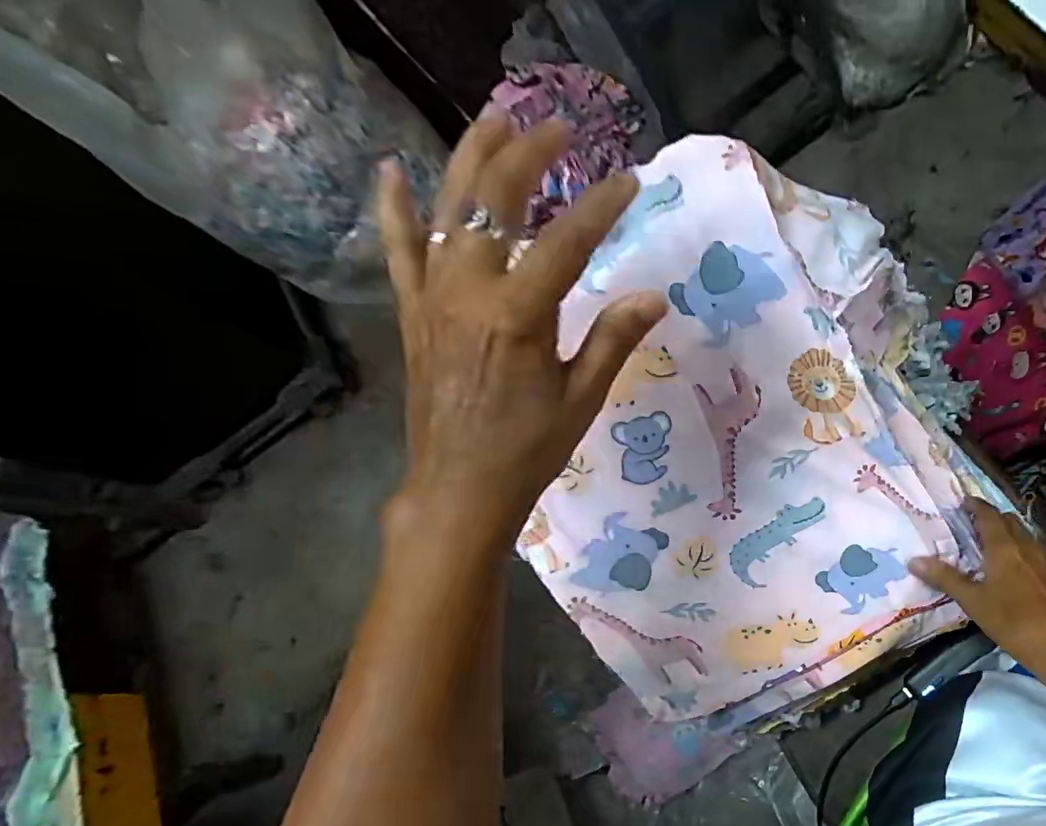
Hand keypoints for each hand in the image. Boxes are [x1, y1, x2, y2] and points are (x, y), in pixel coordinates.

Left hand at [375, 107, 666, 537]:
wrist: (460, 487)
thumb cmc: (529, 449)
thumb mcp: (582, 399)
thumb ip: (612, 340)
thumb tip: (653, 297)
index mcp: (519, 316)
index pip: (565, 241)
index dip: (600, 206)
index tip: (629, 180)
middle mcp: (469, 291)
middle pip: (494, 200)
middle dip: (528, 154)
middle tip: (559, 128)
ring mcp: (433, 297)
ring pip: (445, 208)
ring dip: (472, 157)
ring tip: (496, 118)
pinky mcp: (413, 312)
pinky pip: (399, 249)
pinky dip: (394, 208)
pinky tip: (392, 169)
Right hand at [910, 499, 1045, 676]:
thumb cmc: (1009, 621)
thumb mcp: (972, 600)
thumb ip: (944, 577)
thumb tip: (914, 560)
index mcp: (1003, 547)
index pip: (988, 515)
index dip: (975, 505)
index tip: (963, 503)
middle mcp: (1026, 545)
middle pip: (1008, 521)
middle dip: (991, 518)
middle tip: (973, 526)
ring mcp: (1045, 558)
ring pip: (1024, 534)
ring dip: (1008, 532)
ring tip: (992, 545)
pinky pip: (1036, 550)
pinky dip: (1021, 549)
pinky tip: (1016, 568)